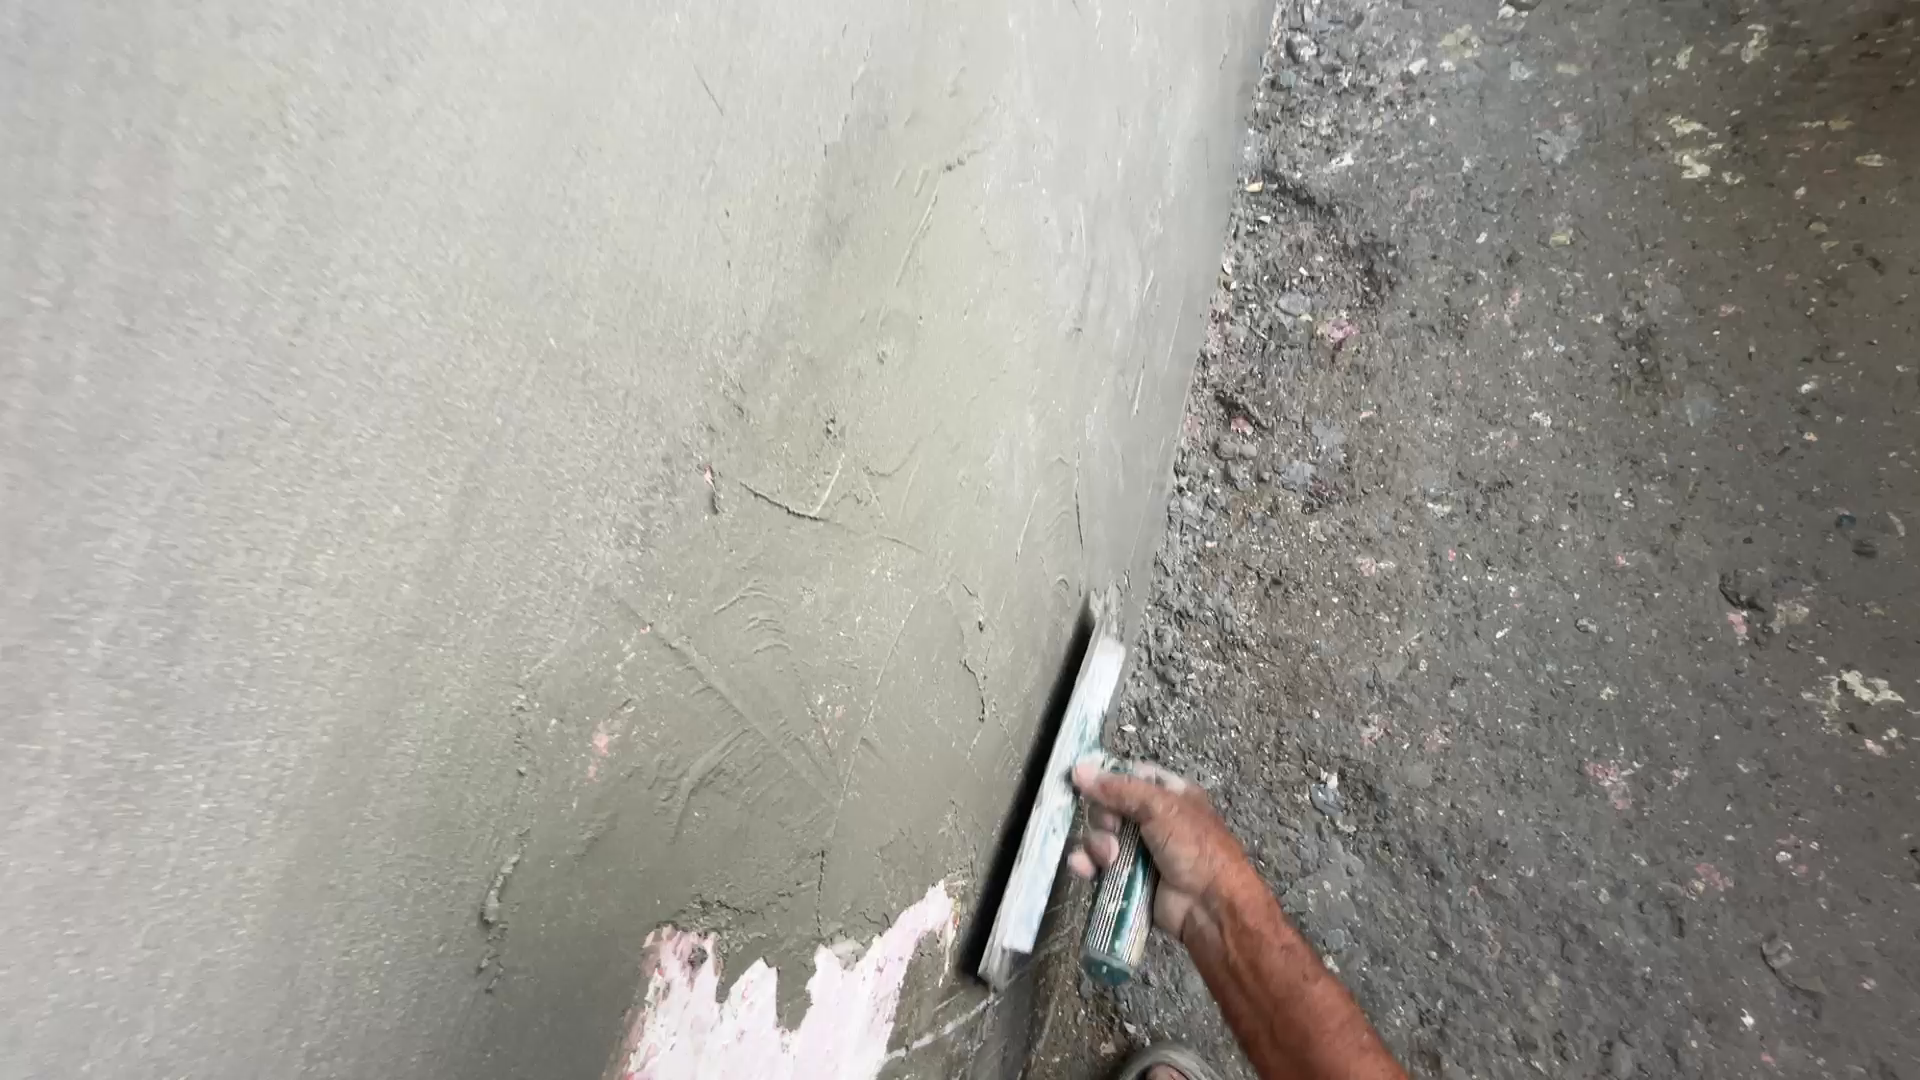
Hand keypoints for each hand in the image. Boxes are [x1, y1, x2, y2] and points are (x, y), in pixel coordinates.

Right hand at [1067, 758, 1251, 946]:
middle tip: (1113, 830)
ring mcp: (1139, 850)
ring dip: (1097, 844)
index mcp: (1167, 794)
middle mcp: (1152, 818)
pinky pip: (1097, 864)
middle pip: (1108, 806)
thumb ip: (1118, 789)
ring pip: (1100, 835)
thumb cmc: (1194, 849)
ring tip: (1110, 858)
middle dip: (1104, 819)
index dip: (1107, 780)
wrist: (1211, 908)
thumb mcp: (1161, 809)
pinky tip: (1082, 868)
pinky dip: (1087, 864)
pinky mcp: (1128, 877)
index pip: (1127, 776)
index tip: (1088, 785)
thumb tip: (1078, 770)